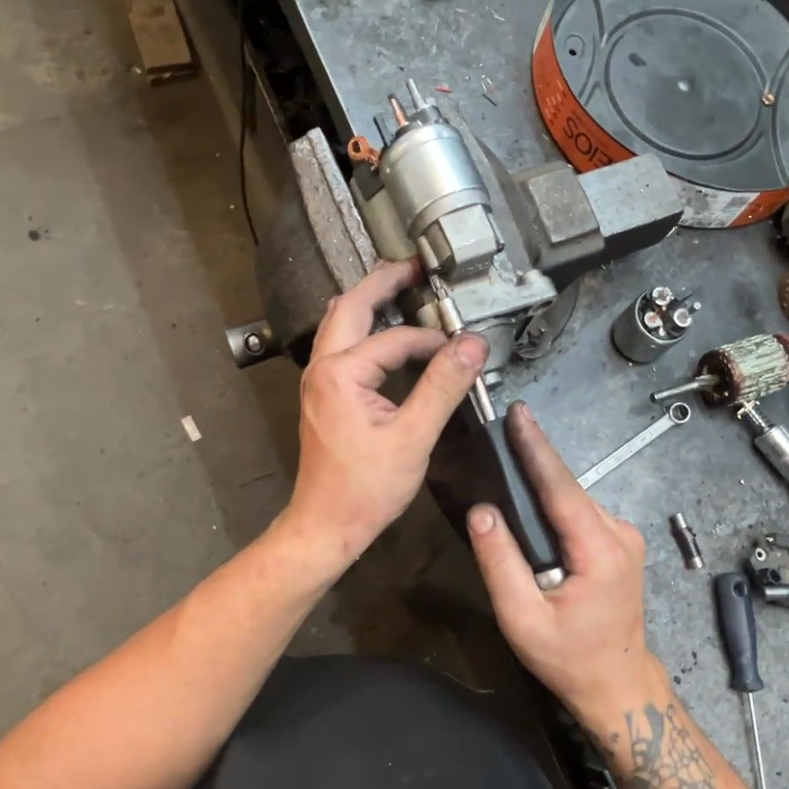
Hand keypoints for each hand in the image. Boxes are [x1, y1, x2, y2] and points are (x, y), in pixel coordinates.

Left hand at [284, 259, 487, 565]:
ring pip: (339, 323)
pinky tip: (383, 333)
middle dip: (383, 281)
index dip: (433, 341)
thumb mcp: (413, 436)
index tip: (463, 349)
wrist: (327, 523)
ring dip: (368, 301)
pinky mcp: (322, 395)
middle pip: (350, 306)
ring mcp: (316, 381)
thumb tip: (472, 346)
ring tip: (399, 286)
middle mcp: (321, 368)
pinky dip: (363, 329)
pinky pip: (340, 346)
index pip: (395, 339)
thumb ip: (443, 386)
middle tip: (416, 265)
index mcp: (340, 373)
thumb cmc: (365, 488)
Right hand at [465, 403, 665, 719]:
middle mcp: (619, 535)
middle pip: (569, 488)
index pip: (561, 488)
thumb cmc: (568, 658)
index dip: (537, 448)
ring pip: (575, 499)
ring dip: (544, 484)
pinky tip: (530, 504)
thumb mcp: (523, 619)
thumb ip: (501, 563)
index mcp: (599, 551)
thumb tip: (482, 512)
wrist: (617, 684)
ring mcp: (625, 538)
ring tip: (507, 463)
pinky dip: (555, 504)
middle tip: (501, 431)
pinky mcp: (621, 545)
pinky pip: (581, 514)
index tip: (518, 414)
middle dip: (535, 460)